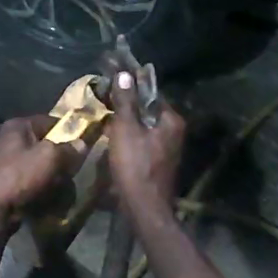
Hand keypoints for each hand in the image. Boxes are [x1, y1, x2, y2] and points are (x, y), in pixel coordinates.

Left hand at [0, 115, 80, 223]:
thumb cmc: (22, 175)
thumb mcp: (50, 157)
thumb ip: (68, 148)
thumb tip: (81, 144)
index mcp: (18, 126)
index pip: (50, 121)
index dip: (69, 131)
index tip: (84, 144)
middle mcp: (11, 138)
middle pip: (46, 143)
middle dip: (61, 157)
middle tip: (74, 168)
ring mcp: (9, 159)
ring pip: (42, 162)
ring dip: (54, 174)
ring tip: (63, 184)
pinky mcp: (10, 178)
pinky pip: (34, 177)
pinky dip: (44, 184)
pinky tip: (51, 194)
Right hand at [104, 71, 186, 217]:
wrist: (144, 207)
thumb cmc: (135, 165)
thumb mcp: (126, 129)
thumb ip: (125, 101)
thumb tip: (124, 74)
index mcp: (171, 120)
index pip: (150, 91)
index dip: (131, 81)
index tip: (113, 70)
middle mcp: (174, 131)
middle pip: (147, 107)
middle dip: (127, 98)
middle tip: (104, 88)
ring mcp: (167, 147)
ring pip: (143, 123)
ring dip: (126, 115)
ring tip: (104, 106)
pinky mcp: (157, 159)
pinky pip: (141, 137)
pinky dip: (127, 131)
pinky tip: (111, 130)